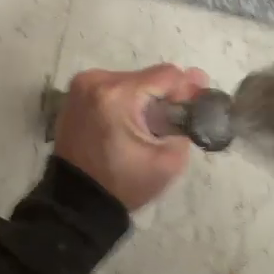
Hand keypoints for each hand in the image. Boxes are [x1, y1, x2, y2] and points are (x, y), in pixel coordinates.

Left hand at [54, 64, 207, 211]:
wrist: (76, 198)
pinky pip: (111, 88)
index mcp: (117, 94)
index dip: (187, 87)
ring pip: (129, 80)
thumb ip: (185, 123)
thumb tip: (193, 92)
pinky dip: (126, 100)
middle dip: (165, 94)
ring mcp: (81, 85)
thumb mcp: (167, 161)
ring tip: (152, 124)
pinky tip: (132, 122)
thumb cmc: (123, 182)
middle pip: (145, 76)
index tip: (198, 101)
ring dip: (145, 97)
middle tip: (178, 117)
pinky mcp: (75, 94)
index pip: (165, 74)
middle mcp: (95, 80)